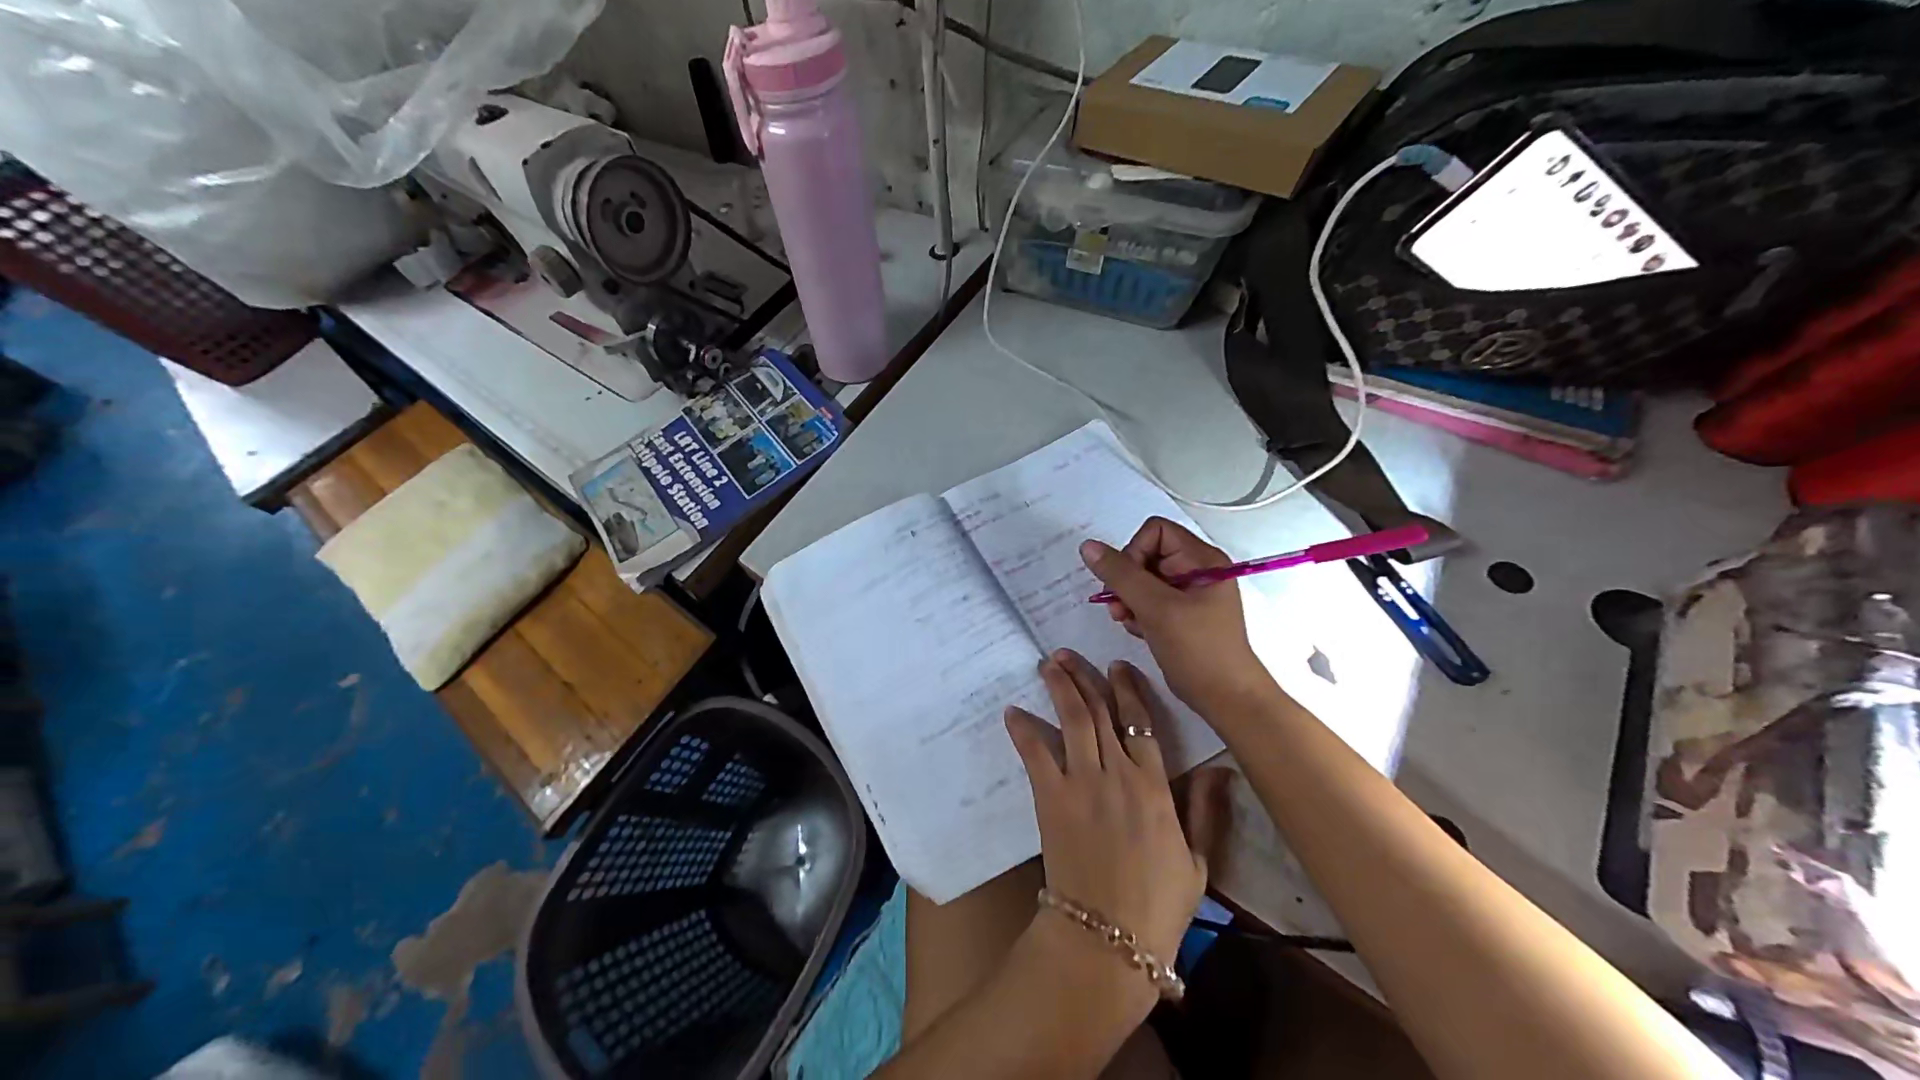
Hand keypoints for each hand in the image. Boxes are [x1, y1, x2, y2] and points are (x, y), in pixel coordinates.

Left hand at [1004, 649, 1229, 970]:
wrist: (1108, 937)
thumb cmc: (1157, 905)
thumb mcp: (1198, 862)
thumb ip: (1206, 811)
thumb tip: (1221, 770)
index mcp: (1156, 787)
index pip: (1142, 724)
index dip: (1129, 691)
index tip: (1117, 666)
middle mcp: (1119, 775)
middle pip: (1101, 713)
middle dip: (1084, 678)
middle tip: (1066, 654)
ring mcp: (1083, 784)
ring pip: (1073, 721)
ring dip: (1059, 689)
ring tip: (1048, 665)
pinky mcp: (1051, 799)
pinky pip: (1036, 754)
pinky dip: (1024, 730)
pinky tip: (1013, 711)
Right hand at [1079, 517, 1275, 714]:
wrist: (1226, 698)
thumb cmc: (1198, 650)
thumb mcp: (1156, 608)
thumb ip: (1120, 575)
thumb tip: (1088, 547)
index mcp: (1202, 559)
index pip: (1155, 532)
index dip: (1134, 552)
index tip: (1128, 584)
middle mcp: (1197, 569)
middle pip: (1146, 554)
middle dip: (1127, 580)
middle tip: (1119, 608)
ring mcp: (1190, 593)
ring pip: (1144, 579)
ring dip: (1128, 599)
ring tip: (1127, 621)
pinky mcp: (1182, 614)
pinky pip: (1150, 600)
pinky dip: (1138, 612)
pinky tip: (1138, 630)